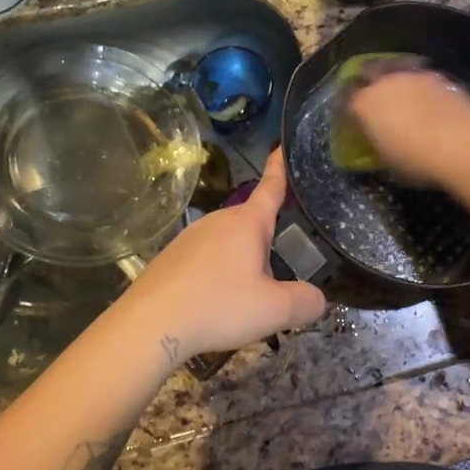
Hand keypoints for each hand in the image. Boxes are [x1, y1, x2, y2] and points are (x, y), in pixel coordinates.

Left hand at [117, 149, 326, 363]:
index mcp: (247, 222)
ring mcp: (191, 236)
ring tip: (242, 302)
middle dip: (266, 247)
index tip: (282, 146)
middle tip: (276, 282)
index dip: (280, 168)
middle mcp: (219, 220)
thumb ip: (304, 302)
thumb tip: (319, 299)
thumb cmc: (218, 306)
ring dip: (241, 265)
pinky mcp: (172, 256)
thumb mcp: (273, 310)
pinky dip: (216, 277)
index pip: (271, 187)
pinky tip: (213, 306)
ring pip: (229, 246)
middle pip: (253, 226)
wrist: (150, 324)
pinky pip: (206, 260)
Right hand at [347, 70, 469, 183]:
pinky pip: (424, 81)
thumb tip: (378, 143)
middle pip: (370, 74)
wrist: (462, 145)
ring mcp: (415, 76)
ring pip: (399, 72)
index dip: (349, 109)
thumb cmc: (416, 161)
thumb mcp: (387, 162)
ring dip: (399, 84)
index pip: (346, 100)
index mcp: (365, 103)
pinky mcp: (441, 77)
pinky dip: (423, 90)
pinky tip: (432, 104)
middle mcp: (386, 82)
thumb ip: (377, 146)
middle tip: (376, 101)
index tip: (352, 119)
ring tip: (406, 101)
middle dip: (370, 84)